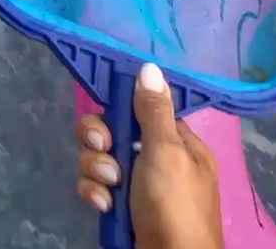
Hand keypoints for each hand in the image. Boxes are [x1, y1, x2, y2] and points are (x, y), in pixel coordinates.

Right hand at [74, 63, 224, 248]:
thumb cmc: (174, 206)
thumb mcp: (166, 152)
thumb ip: (153, 111)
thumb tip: (149, 67)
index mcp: (180, 148)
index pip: (142, 111)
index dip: (120, 109)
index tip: (108, 113)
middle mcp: (159, 163)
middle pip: (113, 131)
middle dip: (100, 140)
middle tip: (105, 150)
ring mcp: (139, 187)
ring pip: (100, 158)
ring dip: (96, 169)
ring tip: (109, 187)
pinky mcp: (121, 208)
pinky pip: (95, 185)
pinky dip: (95, 193)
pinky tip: (104, 205)